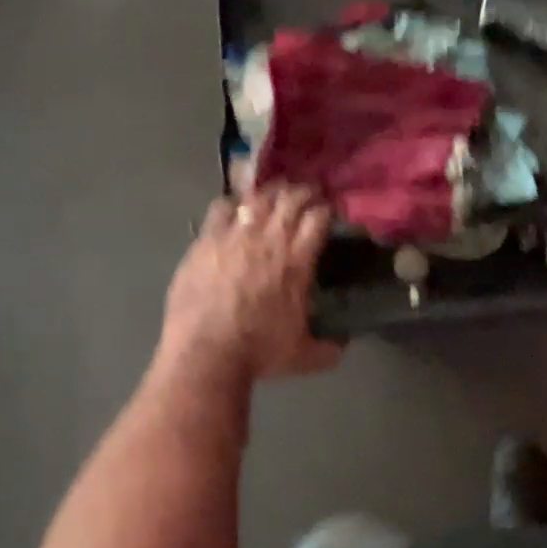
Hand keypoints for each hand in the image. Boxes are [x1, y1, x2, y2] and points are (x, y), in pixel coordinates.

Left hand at [160, 184, 343, 379]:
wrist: (205, 354)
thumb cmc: (258, 352)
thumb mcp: (303, 355)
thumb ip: (327, 348)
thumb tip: (342, 346)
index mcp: (298, 261)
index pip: (319, 216)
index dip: (327, 208)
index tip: (330, 210)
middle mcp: (269, 239)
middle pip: (291, 198)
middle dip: (304, 192)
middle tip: (309, 194)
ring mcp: (235, 236)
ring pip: (258, 197)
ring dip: (271, 193)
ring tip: (275, 195)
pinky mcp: (206, 240)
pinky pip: (222, 207)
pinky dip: (234, 204)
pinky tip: (235, 210)